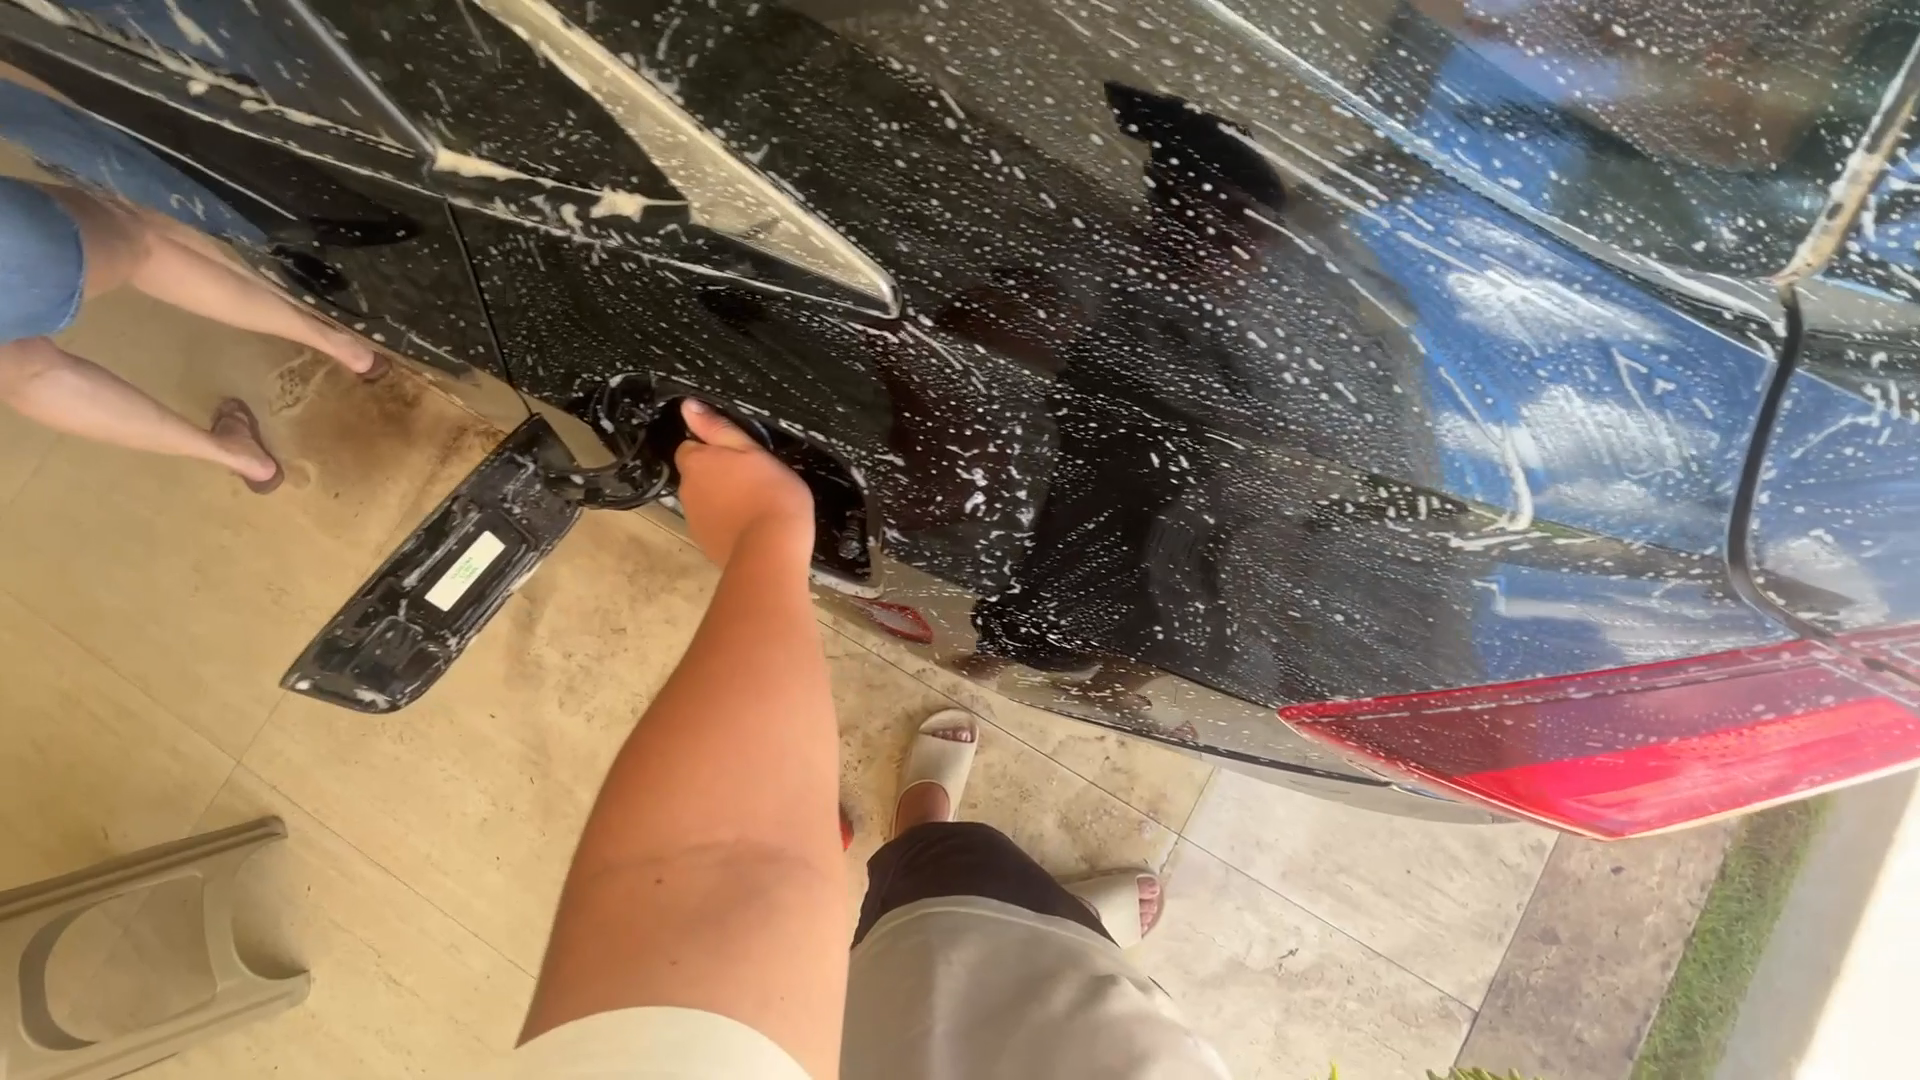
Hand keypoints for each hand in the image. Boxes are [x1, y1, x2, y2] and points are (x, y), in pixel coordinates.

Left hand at [673, 398, 813, 568]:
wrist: (771, 549)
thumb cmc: (770, 492)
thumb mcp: (752, 451)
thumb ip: (718, 428)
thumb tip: (687, 406)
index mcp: (696, 462)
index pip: (690, 447)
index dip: (713, 450)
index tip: (738, 458)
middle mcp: (686, 489)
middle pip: (696, 476)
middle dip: (715, 476)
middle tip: (751, 481)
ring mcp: (692, 519)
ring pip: (704, 501)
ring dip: (720, 500)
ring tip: (753, 507)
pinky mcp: (703, 543)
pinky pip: (712, 525)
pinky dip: (725, 524)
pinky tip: (749, 528)